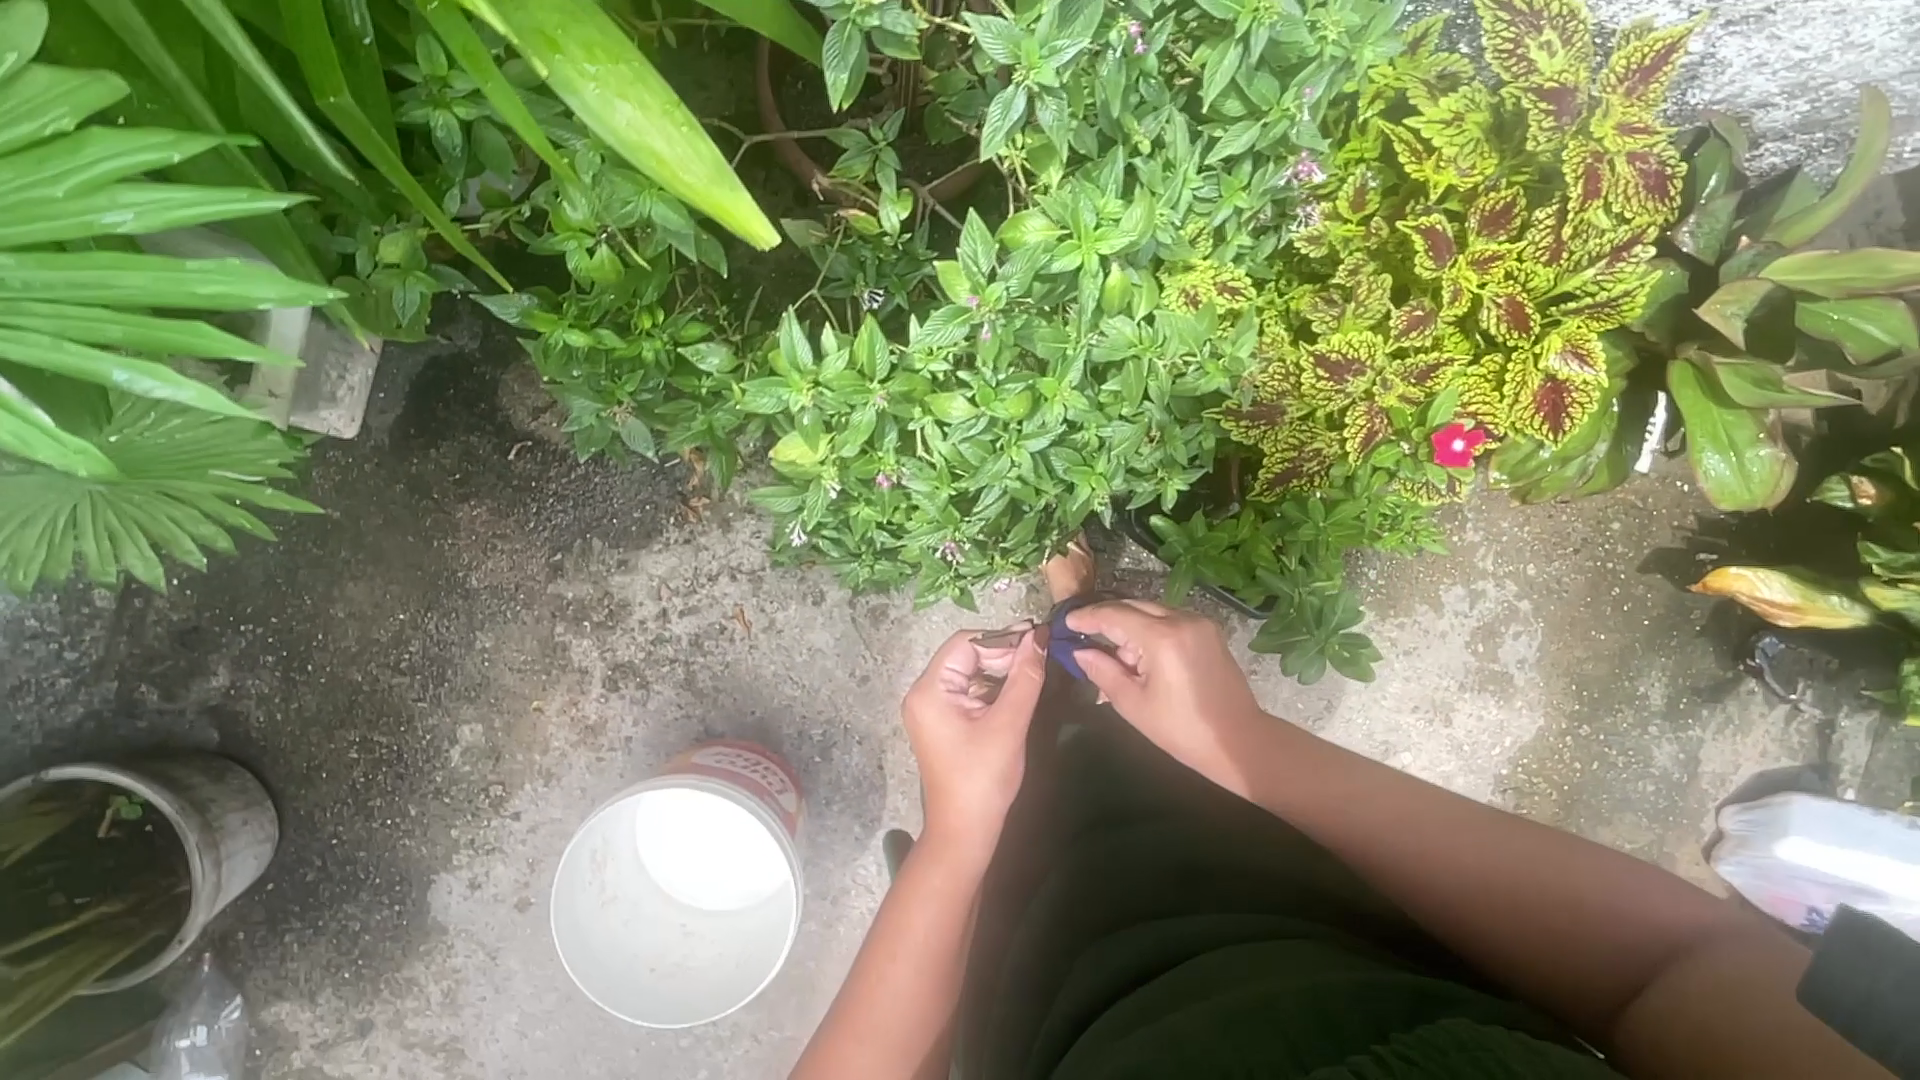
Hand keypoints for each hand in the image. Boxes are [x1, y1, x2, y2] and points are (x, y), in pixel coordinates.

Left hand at [900, 627, 1046, 854]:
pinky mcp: (943, 722)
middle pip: (966, 655)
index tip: (1037, 638)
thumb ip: (1024, 676)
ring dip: (1000, 670)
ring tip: (1034, 671)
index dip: (1002, 637)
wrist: (965, 831)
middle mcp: (924, 693)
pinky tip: (1018, 690)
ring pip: (970, 672)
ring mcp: (931, 708)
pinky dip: (993, 687)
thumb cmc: (983, 778)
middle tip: (1040, 656)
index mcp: (929, 690)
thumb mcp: (1009, 723)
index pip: (966, 643)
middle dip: (1003, 653)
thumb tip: (1038, 636)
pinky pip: (969, 691)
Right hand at [1065, 600, 1266, 782]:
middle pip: (1134, 606)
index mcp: (1163, 638)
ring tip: (1116, 659)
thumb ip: (1103, 671)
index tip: (1066, 621)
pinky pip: (1170, 621)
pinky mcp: (1209, 632)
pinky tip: (1140, 658)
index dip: (1088, 617)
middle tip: (1083, 633)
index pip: (1115, 615)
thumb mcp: (1133, 704)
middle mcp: (1183, 620)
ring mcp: (1199, 624)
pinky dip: (1150, 631)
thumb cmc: (1182, 729)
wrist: (1239, 741)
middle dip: (1107, 618)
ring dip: (1129, 627)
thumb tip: (1079, 651)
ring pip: (1152, 612)